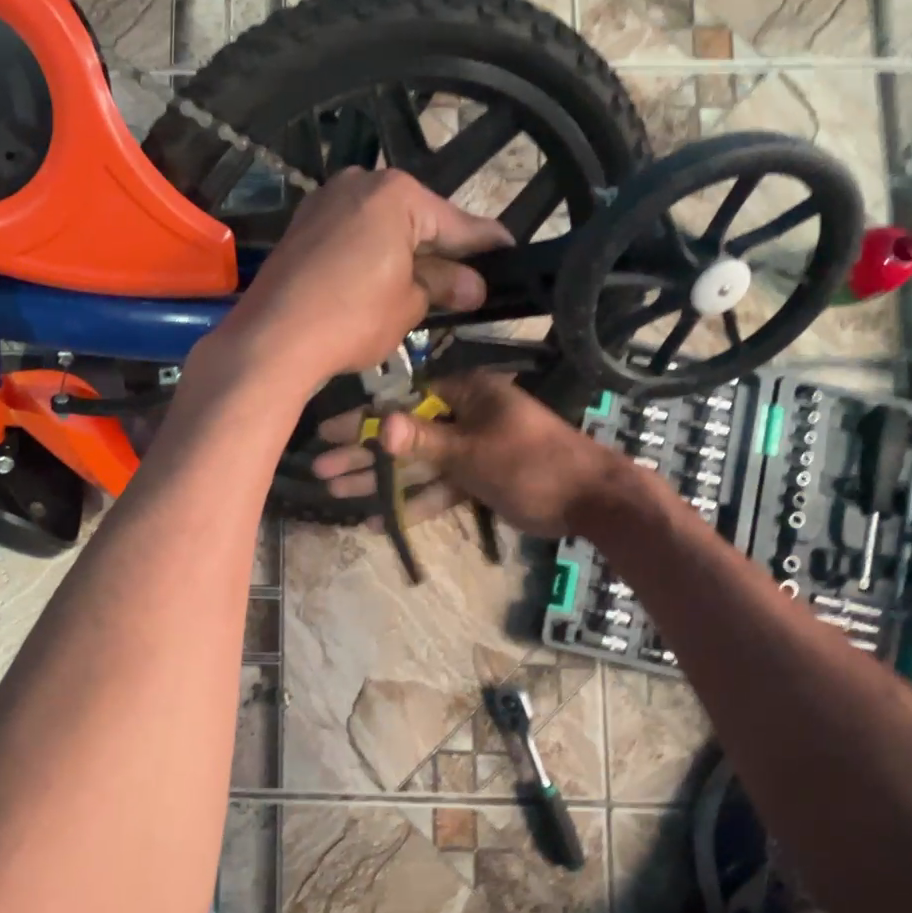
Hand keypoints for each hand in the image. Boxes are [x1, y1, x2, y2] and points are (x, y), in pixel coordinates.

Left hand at [216, 169, 512, 382]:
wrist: (272, 338)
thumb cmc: (351, 318)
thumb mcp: (408, 304)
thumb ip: (442, 285)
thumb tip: (472, 285)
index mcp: (397, 194)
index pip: (456, 222)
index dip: (485, 243)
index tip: (508, 251)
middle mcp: (359, 184)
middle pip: (416, 217)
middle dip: (439, 248)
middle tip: (464, 279)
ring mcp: (325, 201)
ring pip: (381, 225)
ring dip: (403, 251)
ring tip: (424, 285)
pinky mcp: (301, 225)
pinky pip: (352, 233)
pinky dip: (370, 253)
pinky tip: (381, 279)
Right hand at [311, 373, 627, 538]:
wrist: (592, 500)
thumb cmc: (531, 464)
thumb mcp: (472, 451)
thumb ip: (422, 440)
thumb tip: (380, 423)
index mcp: (466, 393)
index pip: (402, 402)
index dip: (363, 419)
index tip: (327, 432)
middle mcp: (464, 415)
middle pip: (403, 434)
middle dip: (362, 454)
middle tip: (319, 469)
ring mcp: (470, 448)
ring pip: (415, 464)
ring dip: (380, 480)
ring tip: (335, 492)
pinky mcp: (477, 477)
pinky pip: (437, 488)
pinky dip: (412, 502)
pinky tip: (378, 519)